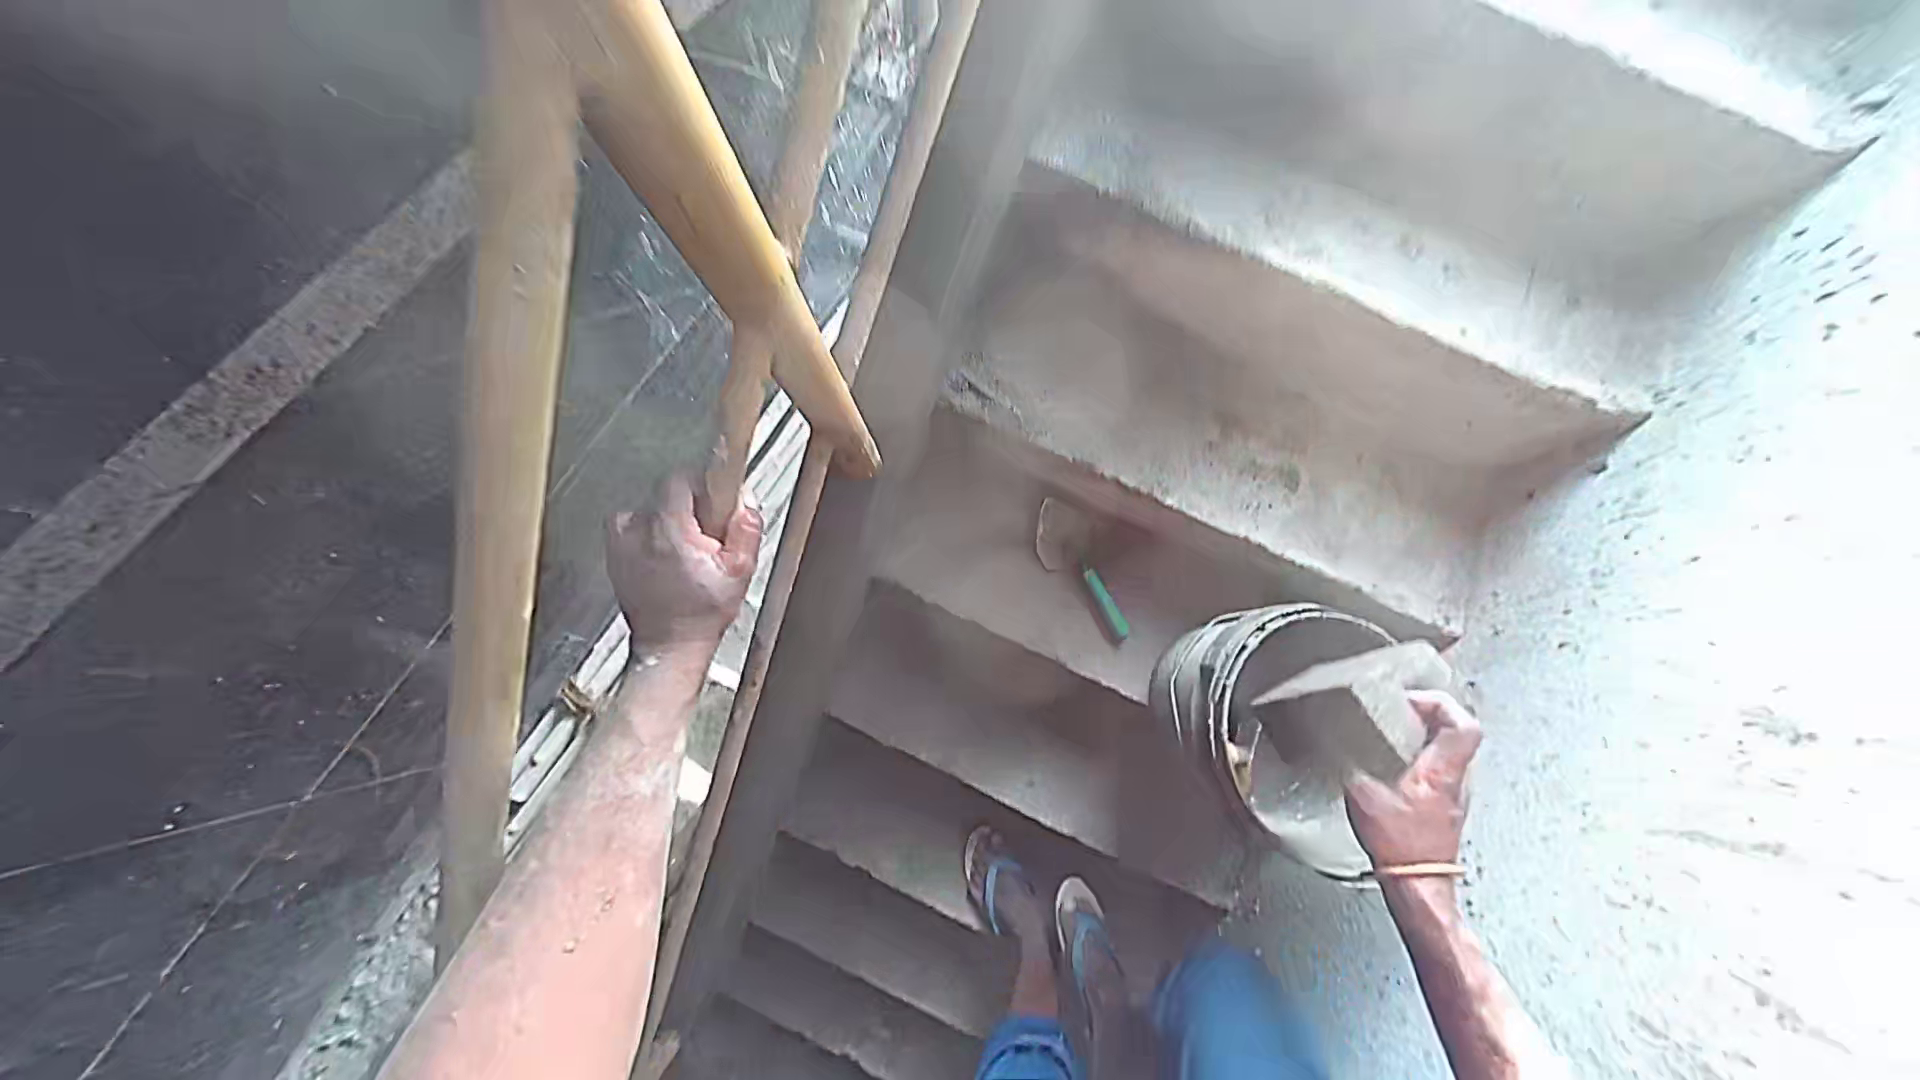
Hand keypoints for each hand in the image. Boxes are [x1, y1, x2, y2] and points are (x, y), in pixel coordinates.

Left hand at [605, 475, 762, 651]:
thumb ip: (747, 529)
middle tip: (707, 537)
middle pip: (667, 493)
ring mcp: (620, 543)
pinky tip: (667, 556)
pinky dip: (651, 534)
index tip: (715, 499)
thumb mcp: (741, 571)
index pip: (680, 479)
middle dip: (691, 509)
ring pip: (651, 508)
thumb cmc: (702, 613)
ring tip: (687, 551)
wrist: (669, 644)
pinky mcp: (613, 552)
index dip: (703, 486)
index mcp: (670, 533)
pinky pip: (634, 525)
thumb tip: (744, 499)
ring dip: (671, 521)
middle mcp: (638, 533)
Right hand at [1345, 690, 1481, 867]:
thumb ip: (1350, 760)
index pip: (1463, 724)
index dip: (1437, 703)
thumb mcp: (1363, 793)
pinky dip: (1421, 753)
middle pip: (1458, 730)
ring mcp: (1455, 791)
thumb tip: (1332, 737)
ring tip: (1394, 731)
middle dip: (1427, 712)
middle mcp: (1456, 779)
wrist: (1417, 881)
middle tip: (1398, 709)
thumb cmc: (1399, 844)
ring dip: (1424, 733)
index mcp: (1442, 772)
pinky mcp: (1446, 802)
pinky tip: (1395, 760)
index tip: (1408, 700)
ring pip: (1450, 748)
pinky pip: (1440, 765)